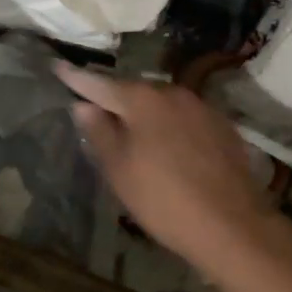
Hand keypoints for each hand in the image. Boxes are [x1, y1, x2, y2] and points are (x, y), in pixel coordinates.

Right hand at [56, 64, 280, 269]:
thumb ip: (99, 132)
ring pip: (163, 104)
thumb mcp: (119, 171)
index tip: (58, 66)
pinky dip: (174, 127)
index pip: (100, 83)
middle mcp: (171, 92)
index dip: (76, 77)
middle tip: (100, 114)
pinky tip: (174, 150)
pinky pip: (187, 119)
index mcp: (141, 98)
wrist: (233, 225)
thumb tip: (83, 105)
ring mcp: (201, 106)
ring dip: (148, 115)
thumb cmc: (164, 198)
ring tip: (139, 136)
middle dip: (117, 100)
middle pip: (134, 91)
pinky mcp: (223, 126)